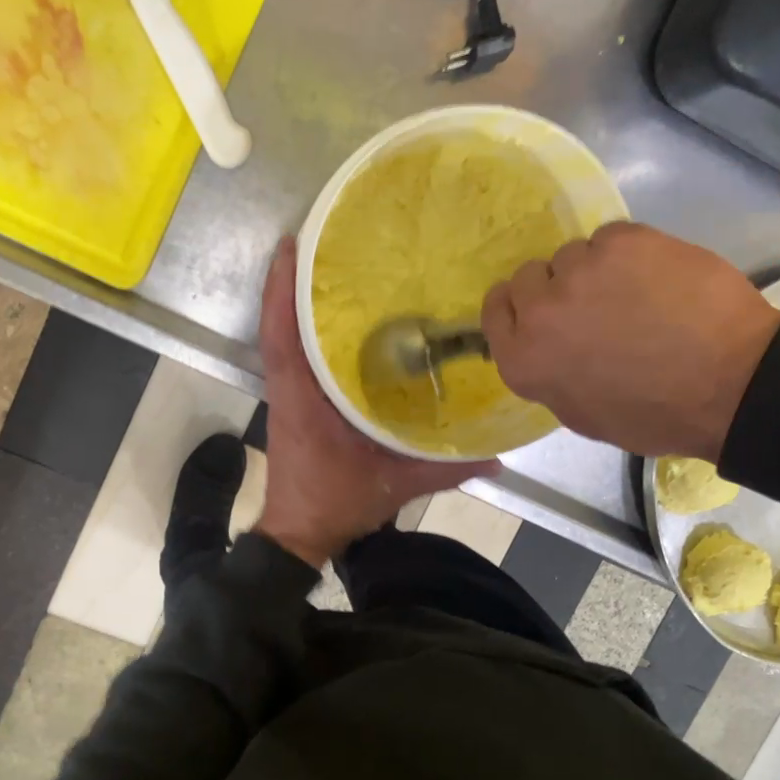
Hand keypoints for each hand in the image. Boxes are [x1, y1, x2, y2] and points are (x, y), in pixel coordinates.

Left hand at [254, 238, 498, 566]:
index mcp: (301, 400)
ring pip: (286, 341)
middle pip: (282, 327)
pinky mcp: (295, 405)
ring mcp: (290, 397)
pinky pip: (294, 359)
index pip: (283, 337)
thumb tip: (498, 458)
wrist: (300, 535)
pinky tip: (335, 320)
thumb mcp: (393, 485)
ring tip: (327, 268)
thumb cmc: (335, 504)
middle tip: (322, 244)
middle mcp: (290, 390)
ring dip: (297, 305)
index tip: (291, 248)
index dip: (282, 293)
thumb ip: (444, 469)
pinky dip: (304, 333)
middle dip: (294, 284)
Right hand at [482, 222, 779, 461]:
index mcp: (523, 360)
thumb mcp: (579, 413)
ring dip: (596, 270)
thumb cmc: (654, 414)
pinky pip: (612, 237)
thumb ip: (547, 369)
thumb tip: (547, 341)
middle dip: (556, 287)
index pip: (495, 308)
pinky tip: (658, 278)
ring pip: (574, 254)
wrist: (730, 384)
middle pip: (530, 276)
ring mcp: (581, 271)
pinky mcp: (625, 242)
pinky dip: (631, 253)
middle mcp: (539, 311)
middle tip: (595, 306)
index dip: (519, 306)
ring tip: (635, 293)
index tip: (543, 310)